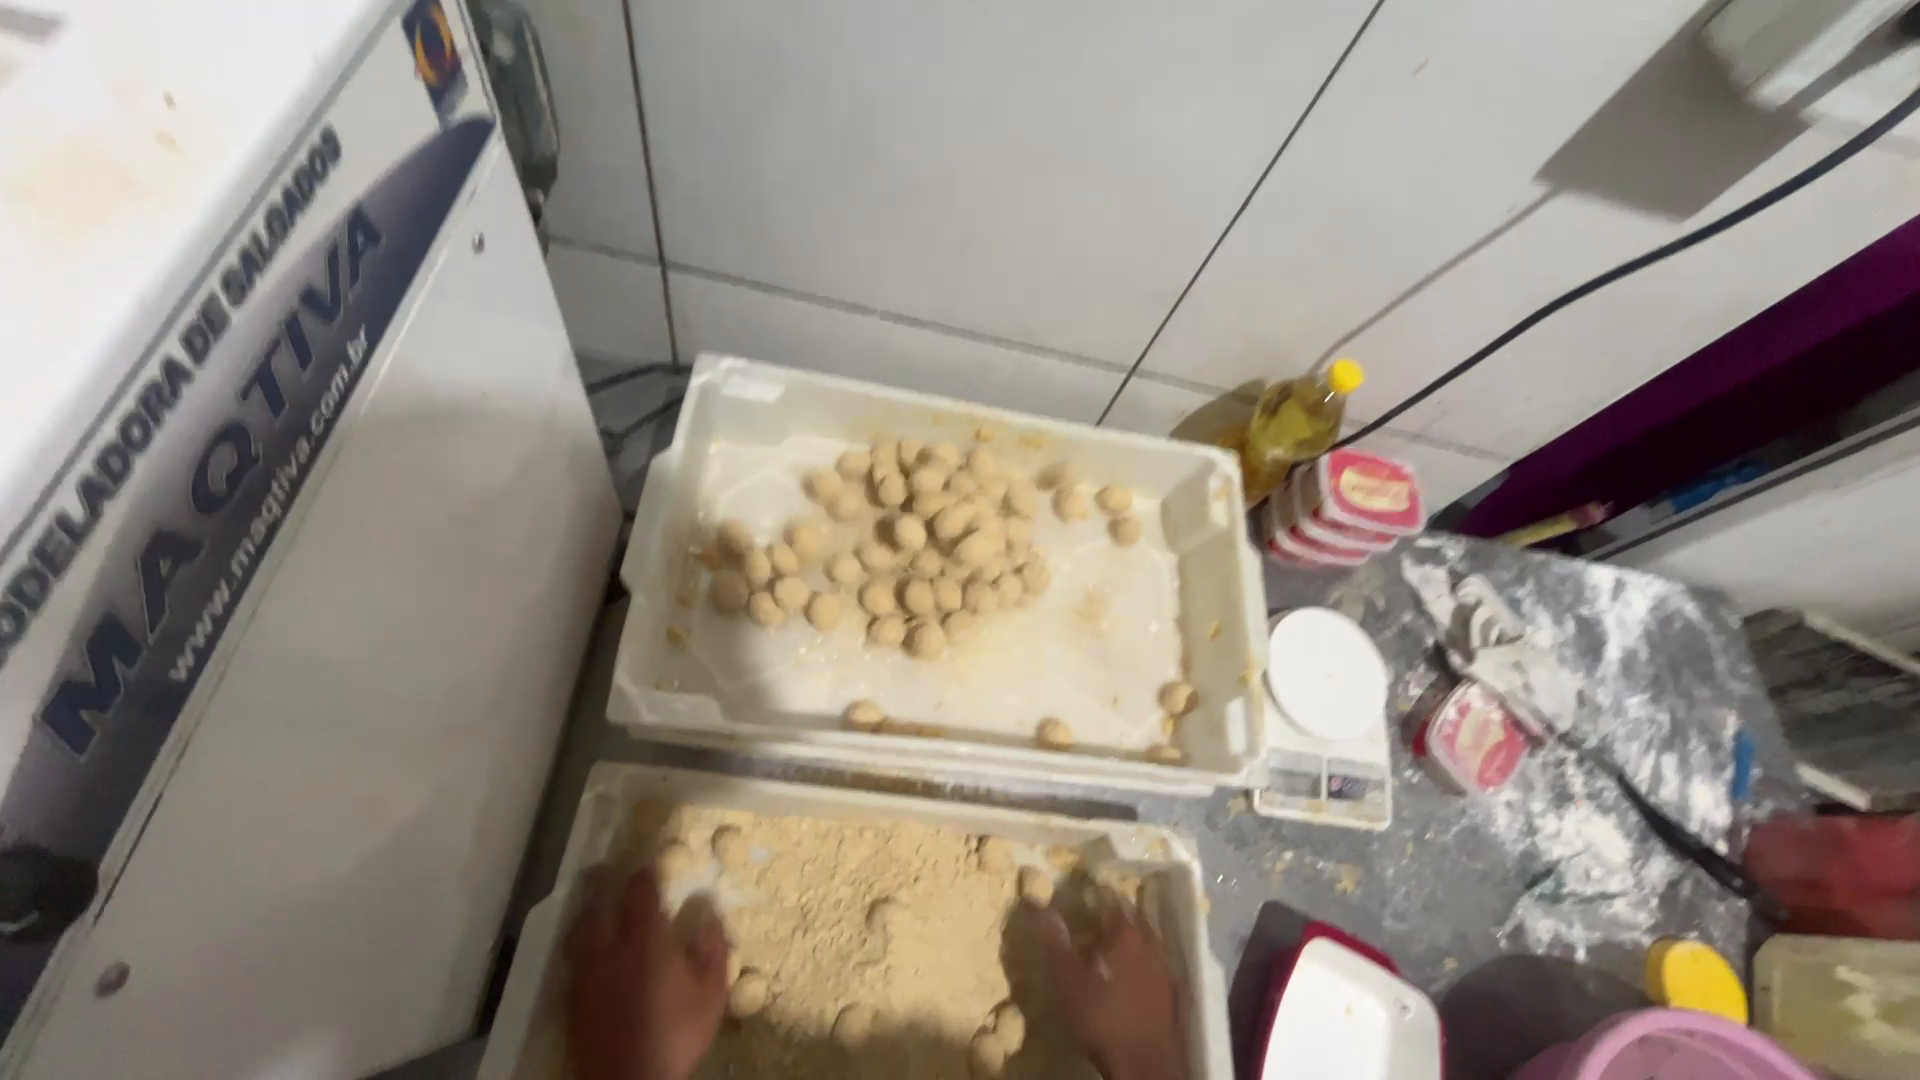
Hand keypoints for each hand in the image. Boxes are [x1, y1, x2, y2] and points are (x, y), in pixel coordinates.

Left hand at [565, 867, 729, 1079]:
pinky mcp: (573, 1002)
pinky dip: (577, 945)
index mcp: (647, 940)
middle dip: (601, 884)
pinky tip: (583, 949)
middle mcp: (611, 950)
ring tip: (589, 904)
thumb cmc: (678, 1034)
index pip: (641, 894)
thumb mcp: (712, 991)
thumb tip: (711, 913)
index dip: (645, 876)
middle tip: (602, 869)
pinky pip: (571, 961)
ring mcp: (587, 976)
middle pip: (599, 906)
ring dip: (585, 913)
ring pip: (579, 933)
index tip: (649, 866)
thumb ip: (714, 948)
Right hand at [1033, 899, 1183, 1079]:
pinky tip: (1124, 976)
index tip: (1076, 902)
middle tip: (1089, 925)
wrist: (1144, 1065)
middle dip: (1111, 917)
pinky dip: (1137, 961)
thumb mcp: (1069, 979)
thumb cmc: (1103, 1018)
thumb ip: (1055, 941)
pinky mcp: (1169, 992)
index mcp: (1127, 933)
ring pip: (1144, 941)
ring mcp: (1163, 968)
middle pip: (1131, 919)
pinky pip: (1152, 963)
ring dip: (1126, 940)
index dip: (1092, 899)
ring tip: (1104, 950)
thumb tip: (1038, 904)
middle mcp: (1150, 943)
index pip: (1110, 901)